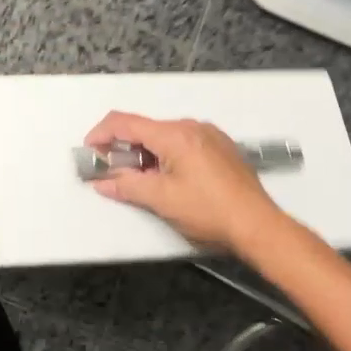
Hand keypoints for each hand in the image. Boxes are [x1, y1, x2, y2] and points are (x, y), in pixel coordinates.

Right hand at [84, 112, 281, 249]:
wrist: (260, 227)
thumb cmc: (209, 212)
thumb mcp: (161, 200)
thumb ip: (126, 186)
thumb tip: (101, 181)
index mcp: (174, 134)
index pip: (125, 123)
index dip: (101, 134)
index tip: (89, 152)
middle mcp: (191, 127)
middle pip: (145, 129)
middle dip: (124, 149)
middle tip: (115, 173)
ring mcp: (210, 136)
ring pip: (164, 137)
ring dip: (147, 154)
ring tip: (144, 182)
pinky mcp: (222, 148)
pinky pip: (184, 143)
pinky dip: (167, 156)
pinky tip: (171, 180)